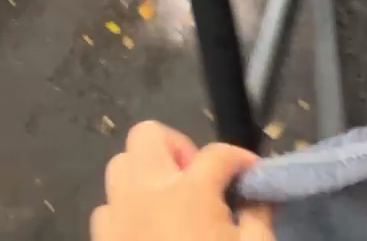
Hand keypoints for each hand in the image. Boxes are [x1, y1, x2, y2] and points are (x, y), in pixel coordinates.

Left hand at [92, 120, 273, 240]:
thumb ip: (258, 217)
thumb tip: (260, 196)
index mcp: (188, 193)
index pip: (218, 155)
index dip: (240, 160)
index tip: (252, 175)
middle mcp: (146, 193)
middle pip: (148, 135)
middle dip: (177, 147)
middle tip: (197, 180)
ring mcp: (117, 218)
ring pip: (120, 166)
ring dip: (146, 174)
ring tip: (170, 204)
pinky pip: (106, 208)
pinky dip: (126, 209)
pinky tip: (148, 235)